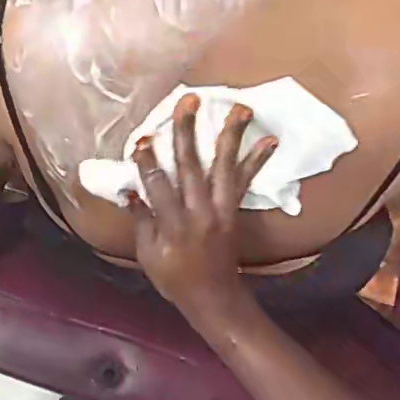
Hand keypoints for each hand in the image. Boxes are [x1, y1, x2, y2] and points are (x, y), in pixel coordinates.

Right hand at [126, 94, 277, 320]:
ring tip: (240, 108)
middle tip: (189, 101)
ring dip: (231, 135)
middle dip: (187, 132)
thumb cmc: (175, 279)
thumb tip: (130, 190)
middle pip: (191, 167)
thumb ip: (141, 221)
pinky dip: (257, 160)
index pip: (158, 187)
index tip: (142, 140)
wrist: (213, 298)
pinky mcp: (234, 211)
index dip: (148, 163)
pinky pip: (245, 182)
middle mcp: (199, 214)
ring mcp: (220, 211)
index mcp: (173, 226)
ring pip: (224, 167)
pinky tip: (269, 140)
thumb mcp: (148, 255)